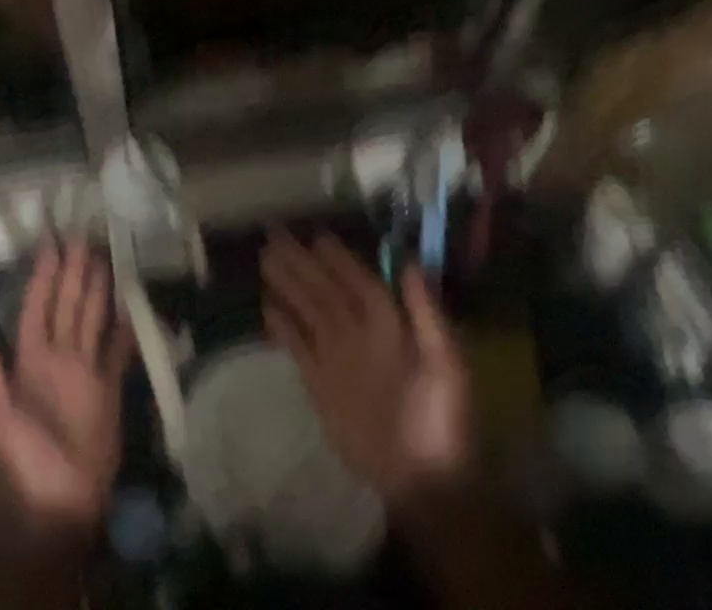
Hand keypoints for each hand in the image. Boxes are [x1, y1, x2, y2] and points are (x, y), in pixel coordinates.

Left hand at [0, 240, 133, 532]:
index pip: (37, 306)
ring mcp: (84, 373)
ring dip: (98, 293)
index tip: (52, 244)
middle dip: (75, 274)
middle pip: (68, 307)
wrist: (58, 501)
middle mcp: (57, 358)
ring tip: (108, 261)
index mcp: (28, 358)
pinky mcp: (108, 391)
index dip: (44, 277)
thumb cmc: (22, 456)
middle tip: (86, 238)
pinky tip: (131, 309)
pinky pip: (116, 354)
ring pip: (92, 322)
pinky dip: (123, 333)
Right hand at [262, 230, 474, 509]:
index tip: (318, 237)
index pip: (359, 284)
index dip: (340, 261)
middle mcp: (358, 335)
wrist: (420, 476)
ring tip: (265, 259)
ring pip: (308, 311)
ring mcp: (336, 357)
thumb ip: (427, 315)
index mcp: (390, 328)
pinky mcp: (319, 382)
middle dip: (301, 263)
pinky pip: (297, 346)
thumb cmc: (442, 420)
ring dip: (287, 285)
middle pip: (325, 291)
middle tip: (274, 236)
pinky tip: (266, 307)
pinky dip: (281, 327)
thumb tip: (408, 265)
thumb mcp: (446, 365)